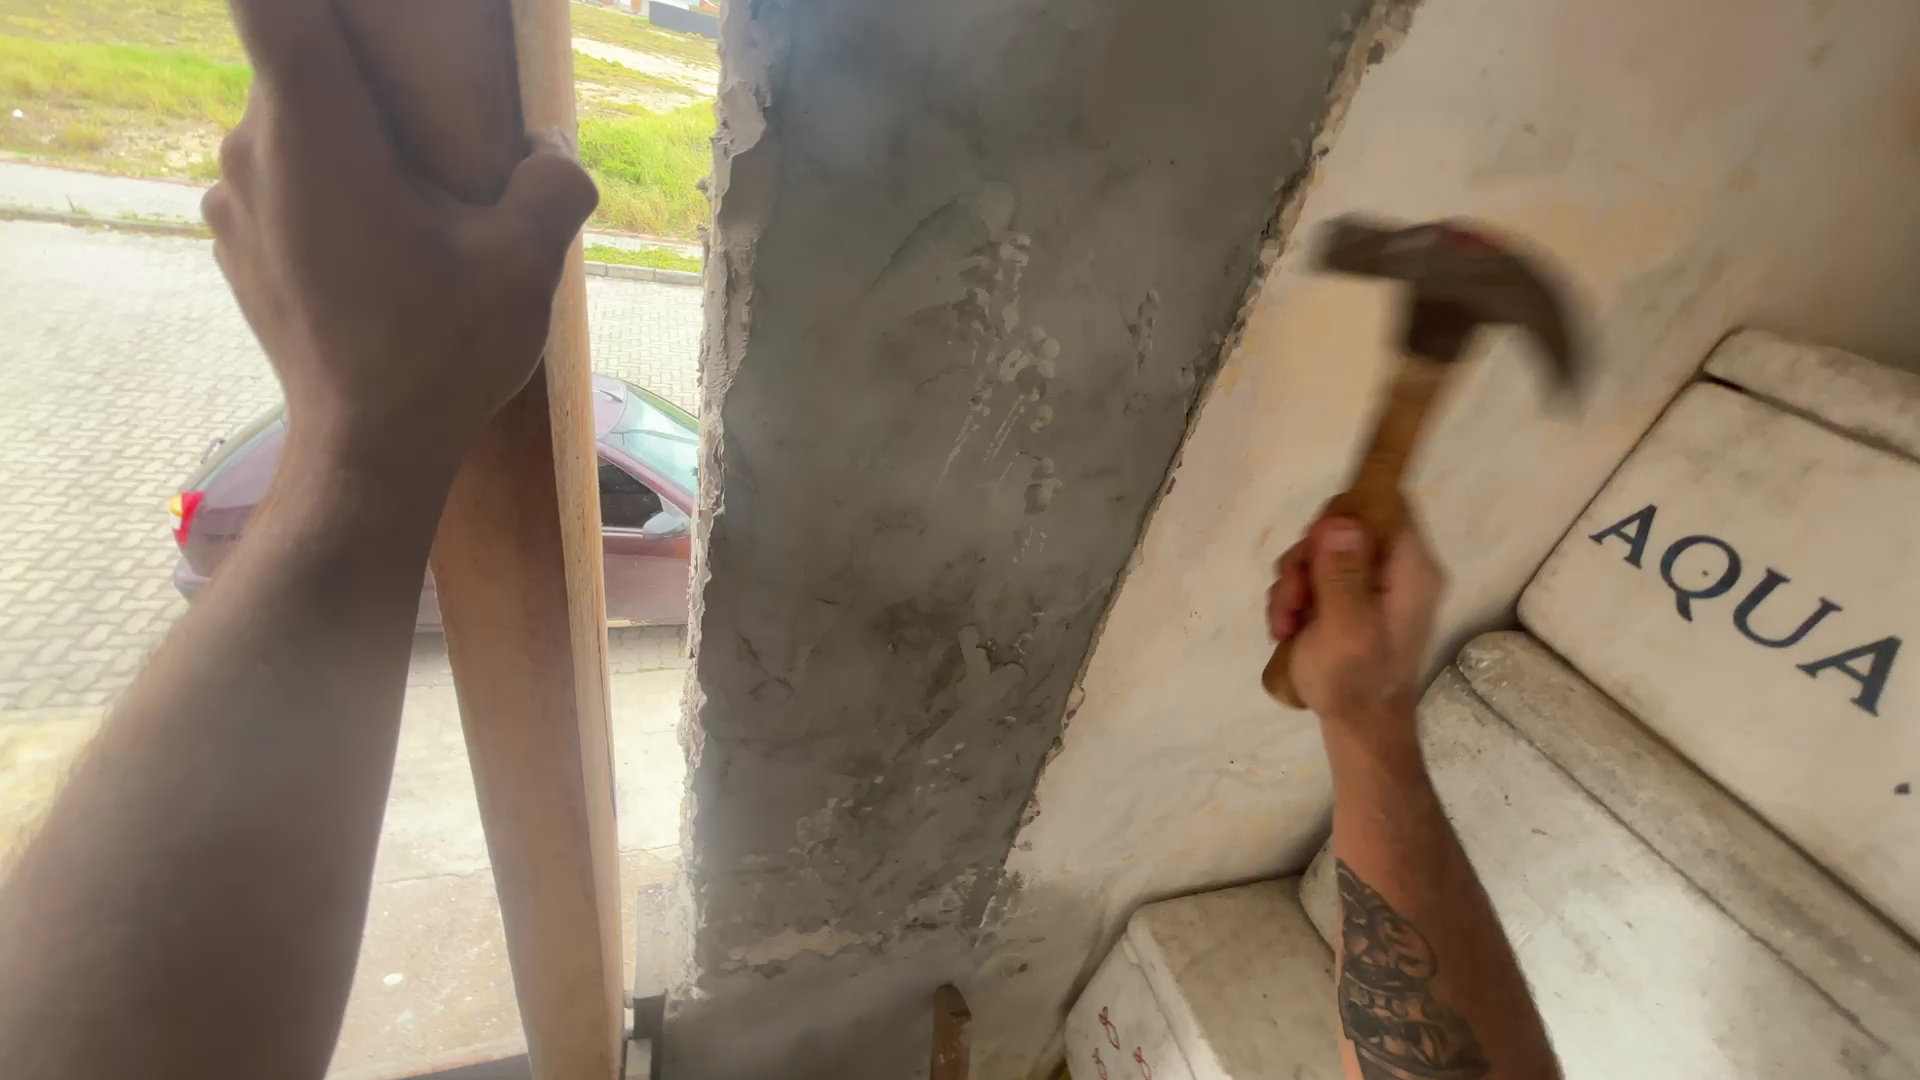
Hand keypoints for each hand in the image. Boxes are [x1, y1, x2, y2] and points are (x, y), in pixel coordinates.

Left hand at [204, 0, 597, 480]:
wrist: (376, 442)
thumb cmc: (448, 347)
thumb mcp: (529, 266)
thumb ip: (555, 187)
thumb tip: (554, 150)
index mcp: (317, 135)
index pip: (277, 4)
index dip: (326, 2)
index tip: (387, 31)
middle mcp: (250, 151)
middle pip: (300, 72)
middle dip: (374, 94)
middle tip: (446, 156)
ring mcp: (231, 203)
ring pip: (293, 136)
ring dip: (355, 154)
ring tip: (421, 223)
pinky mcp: (236, 248)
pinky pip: (283, 190)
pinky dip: (330, 200)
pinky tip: (382, 263)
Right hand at [1267, 515, 1443, 727]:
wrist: (1358, 727)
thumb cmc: (1354, 682)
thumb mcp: (1345, 629)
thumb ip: (1342, 575)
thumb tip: (1340, 521)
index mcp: (1411, 571)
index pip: (1385, 506)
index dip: (1343, 515)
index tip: (1312, 547)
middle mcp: (1397, 570)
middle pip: (1342, 528)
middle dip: (1304, 560)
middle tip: (1292, 599)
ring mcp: (1373, 584)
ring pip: (1321, 553)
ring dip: (1293, 584)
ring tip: (1286, 623)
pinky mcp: (1351, 598)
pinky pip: (1315, 575)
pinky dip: (1294, 598)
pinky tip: (1289, 627)